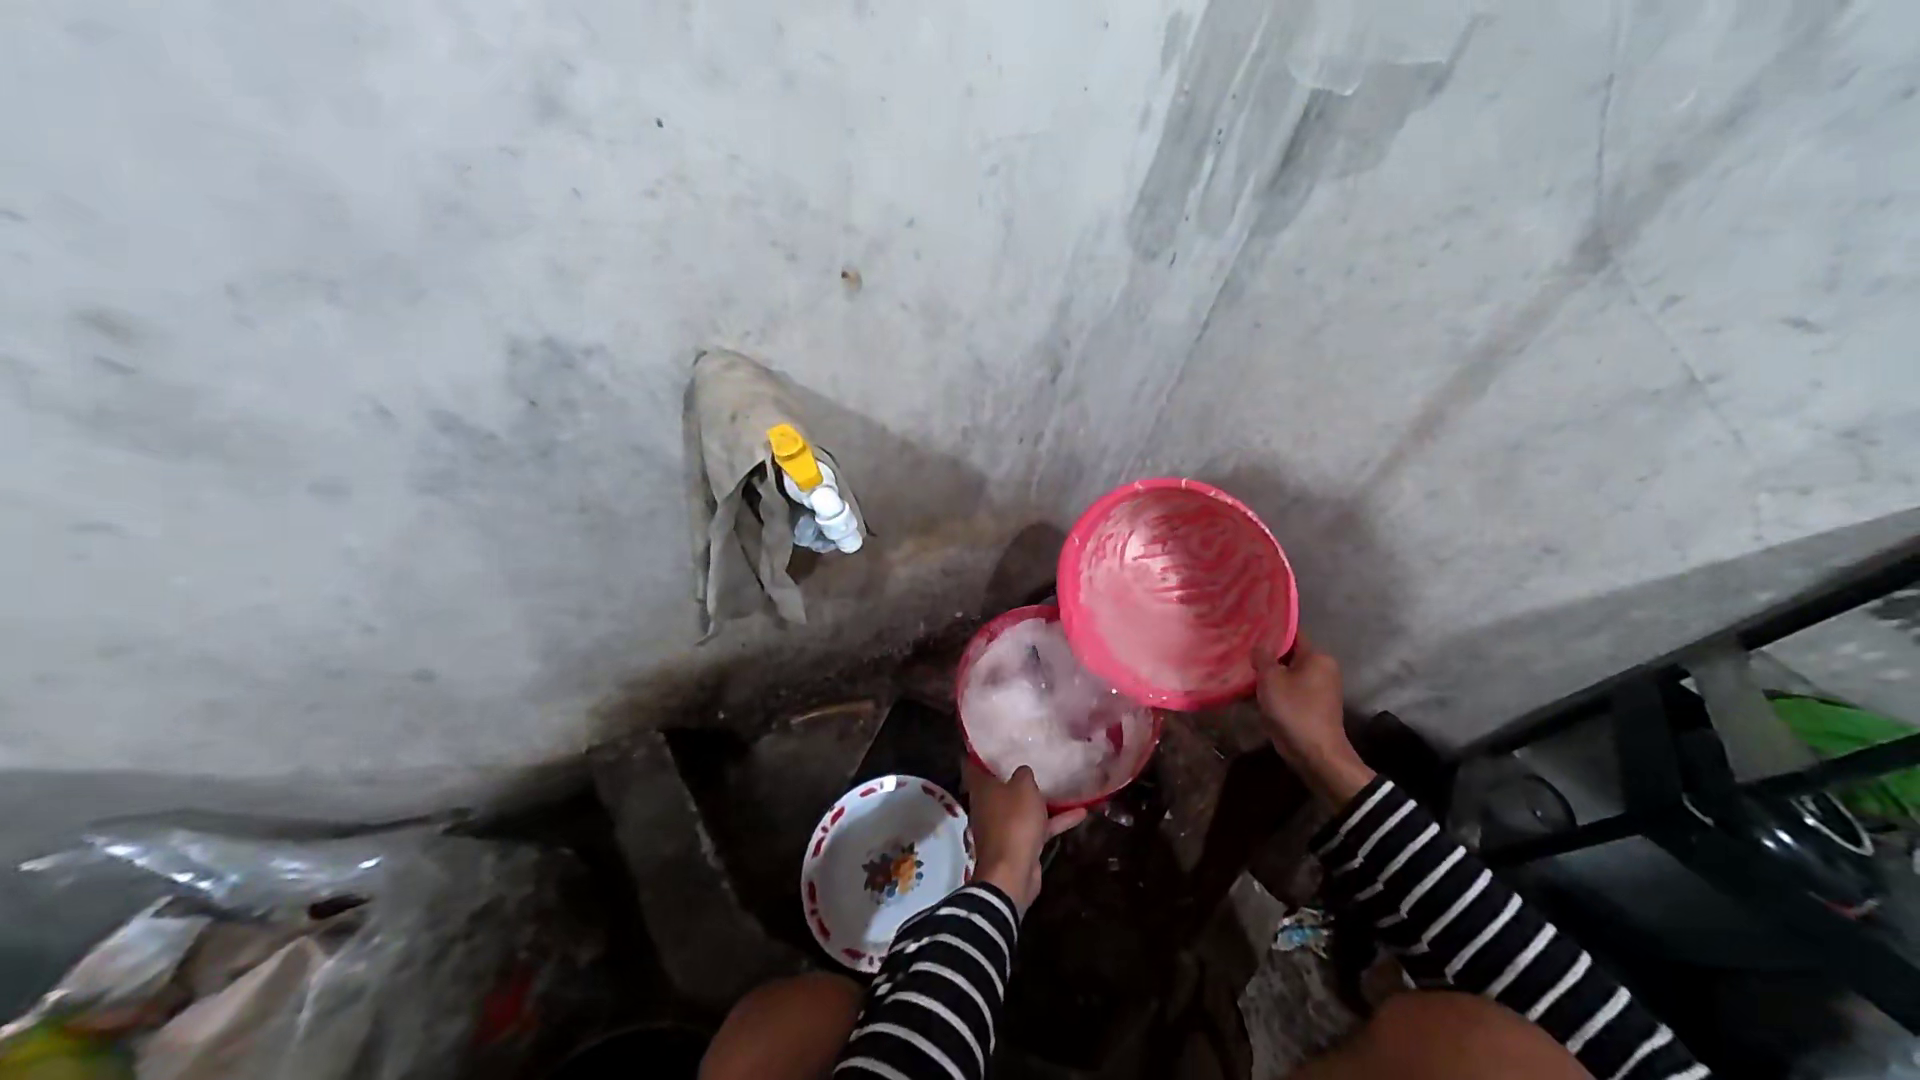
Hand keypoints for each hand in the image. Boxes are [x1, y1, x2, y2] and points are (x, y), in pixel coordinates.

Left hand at [964, 760, 1086, 913]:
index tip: (995, 741)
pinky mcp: (1019, 844)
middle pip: (1000, 785)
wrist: (1013, 872)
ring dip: (1040, 800)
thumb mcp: (1023, 787)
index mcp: (981, 788)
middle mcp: (988, 805)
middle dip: (1015, 775)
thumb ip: (1024, 774)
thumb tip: (1022, 771)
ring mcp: (1003, 826)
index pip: (973, 764)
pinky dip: (1055, 821)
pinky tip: (1080, 813)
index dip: (981, 753)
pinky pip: (1037, 827)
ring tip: (1061, 784)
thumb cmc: (1013, 821)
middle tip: (1032, 758)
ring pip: (1021, 807)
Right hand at [1254, 631, 1374, 806]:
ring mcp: (1321, 688)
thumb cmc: (1293, 710)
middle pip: (1290, 654)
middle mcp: (1324, 668)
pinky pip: (1291, 688)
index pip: (1293, 634)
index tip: (1249, 628)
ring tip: (1245, 671)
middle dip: (1267, 654)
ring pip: (1289, 672)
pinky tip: (1255, 691)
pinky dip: (1276, 689)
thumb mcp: (1270, 679)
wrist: (1315, 753)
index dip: (1271, 630)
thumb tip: (1259, 646)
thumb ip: (1263, 657)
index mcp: (1318, 657)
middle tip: (1242, 652)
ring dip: (1270, 673)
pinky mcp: (1314, 705)